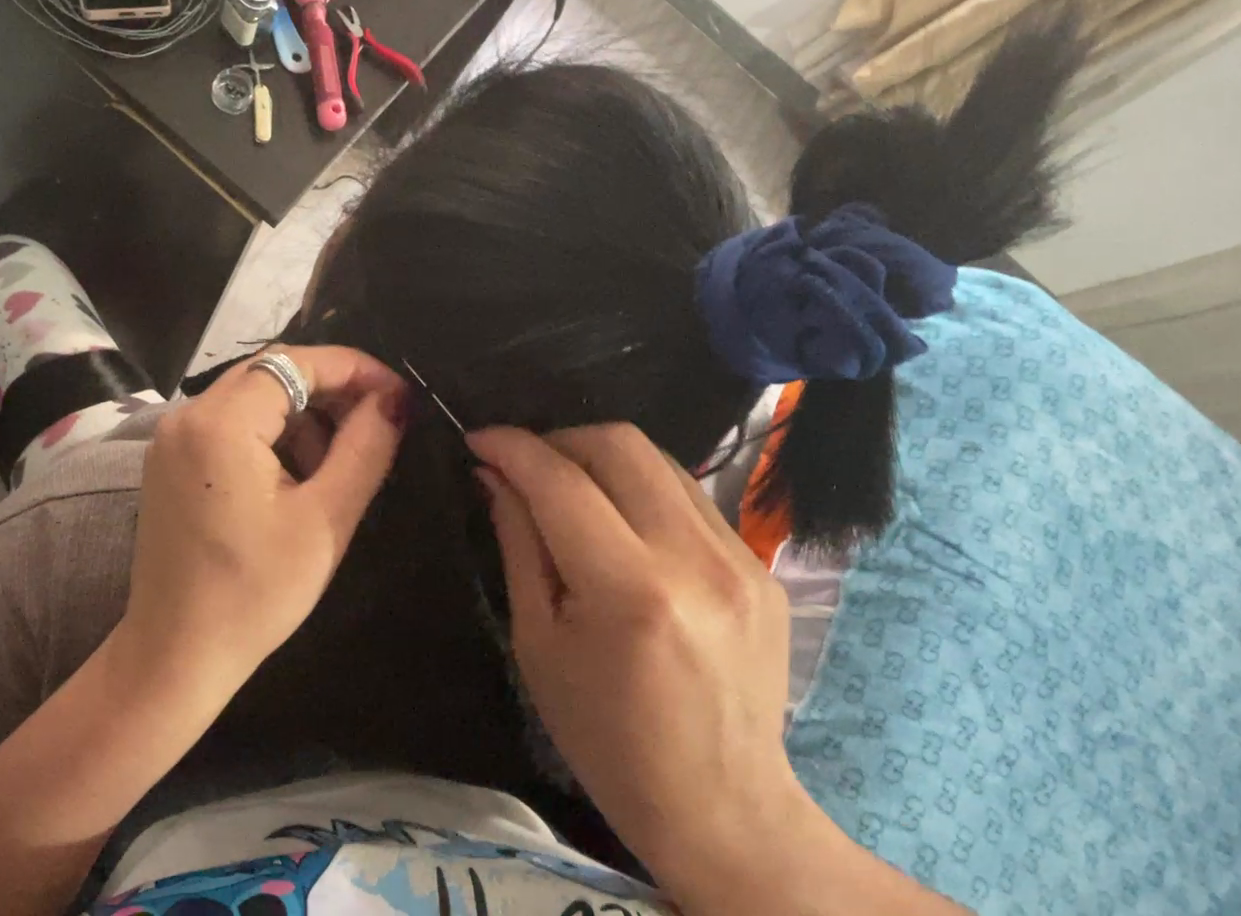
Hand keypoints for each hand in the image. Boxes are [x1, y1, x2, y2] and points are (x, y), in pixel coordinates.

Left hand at [123, 346, 409, 687]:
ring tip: (340, 465)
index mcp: (219, 423)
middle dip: (330, 392)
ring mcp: (172, 438)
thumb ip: (365, 448)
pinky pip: (230, 425)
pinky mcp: (170, 461)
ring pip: (252, 398)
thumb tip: (394, 399)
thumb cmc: (255, 594)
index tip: (399, 395)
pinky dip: (271, 437)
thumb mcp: (325, 520)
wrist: (177, 653)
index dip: (354, 369)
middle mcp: (186, 416)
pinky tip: (299, 478)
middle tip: (379, 426)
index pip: (294, 362)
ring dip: (303, 418)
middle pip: (271, 373)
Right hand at [467, 424, 801, 886]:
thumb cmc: (604, 736)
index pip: (561, 481)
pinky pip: (690, 497)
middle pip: (619, 444)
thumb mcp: (538, 642)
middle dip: (558, 439)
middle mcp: (695, 558)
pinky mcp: (763, 566)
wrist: (719, 801)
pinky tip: (622, 529)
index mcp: (630, 590)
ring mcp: (741, 558)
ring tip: (569, 490)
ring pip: (660, 460)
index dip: (512, 447)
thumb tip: (495, 475)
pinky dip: (642, 492)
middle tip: (525, 466)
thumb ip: (520, 544)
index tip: (477, 438)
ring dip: (602, 460)